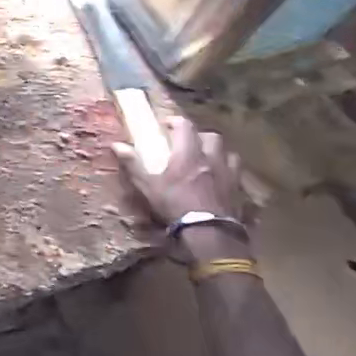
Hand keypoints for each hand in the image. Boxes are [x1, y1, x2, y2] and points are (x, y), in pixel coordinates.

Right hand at [113, 116, 246, 225]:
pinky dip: (230, 172)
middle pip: (212, 136)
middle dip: (201, 136)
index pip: (185, 126)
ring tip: (210, 160)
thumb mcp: (148, 188)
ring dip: (219, 153)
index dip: (176, 122)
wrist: (209, 233)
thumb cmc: (175, 207)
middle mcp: (211, 158)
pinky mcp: (239, 190)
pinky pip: (238, 174)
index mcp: (188, 154)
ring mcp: (228, 174)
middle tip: (191, 144)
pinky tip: (223, 181)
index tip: (168, 125)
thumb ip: (134, 165)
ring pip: (229, 153)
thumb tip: (116, 145)